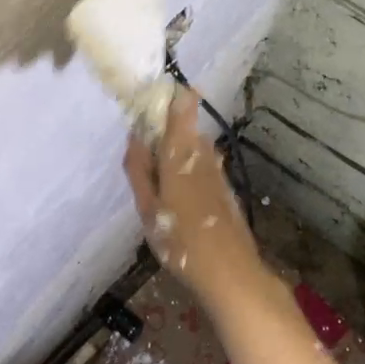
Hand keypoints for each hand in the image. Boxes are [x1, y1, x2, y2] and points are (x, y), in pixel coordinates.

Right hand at [123, 88, 264, 302]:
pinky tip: (178, 195)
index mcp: (181, 152)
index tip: (158, 90)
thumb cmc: (181, 239)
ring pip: (195, 148)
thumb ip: (138, 169)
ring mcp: (218, 172)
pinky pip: (202, 166)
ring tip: (157, 175)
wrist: (230, 273)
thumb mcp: (147, 207)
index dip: (173, 94)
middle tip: (145, 147)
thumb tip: (134, 136)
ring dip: (178, 150)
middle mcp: (204, 154)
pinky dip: (188, 169)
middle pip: (186, 127)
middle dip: (167, 128)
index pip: (183, 107)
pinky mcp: (225, 189)